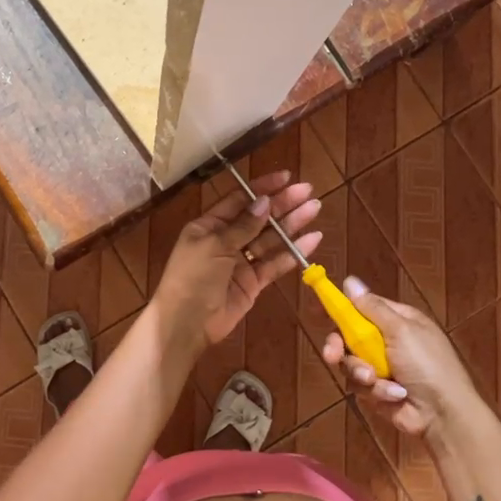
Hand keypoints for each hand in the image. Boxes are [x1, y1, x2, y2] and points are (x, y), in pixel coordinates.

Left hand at [151, 170, 321, 348]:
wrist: (186, 323)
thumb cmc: (193, 277)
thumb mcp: (214, 246)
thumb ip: (242, 226)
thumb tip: (264, 202)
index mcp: (209, 226)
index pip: (239, 200)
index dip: (262, 188)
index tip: (286, 177)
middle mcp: (225, 240)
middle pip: (258, 218)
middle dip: (282, 204)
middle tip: (307, 192)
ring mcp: (240, 262)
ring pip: (270, 239)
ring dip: (291, 225)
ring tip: (314, 209)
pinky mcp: (253, 283)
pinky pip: (275, 263)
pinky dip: (292, 253)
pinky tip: (312, 240)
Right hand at [321, 278, 480, 447]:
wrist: (442, 413)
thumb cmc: (428, 364)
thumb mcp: (402, 330)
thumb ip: (371, 308)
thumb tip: (349, 281)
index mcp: (397, 320)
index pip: (360, 306)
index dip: (340, 307)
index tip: (318, 308)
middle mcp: (386, 340)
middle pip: (347, 335)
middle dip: (338, 346)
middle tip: (333, 354)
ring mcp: (380, 366)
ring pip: (349, 362)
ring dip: (360, 372)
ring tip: (374, 380)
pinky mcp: (375, 390)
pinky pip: (359, 385)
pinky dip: (374, 391)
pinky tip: (393, 395)